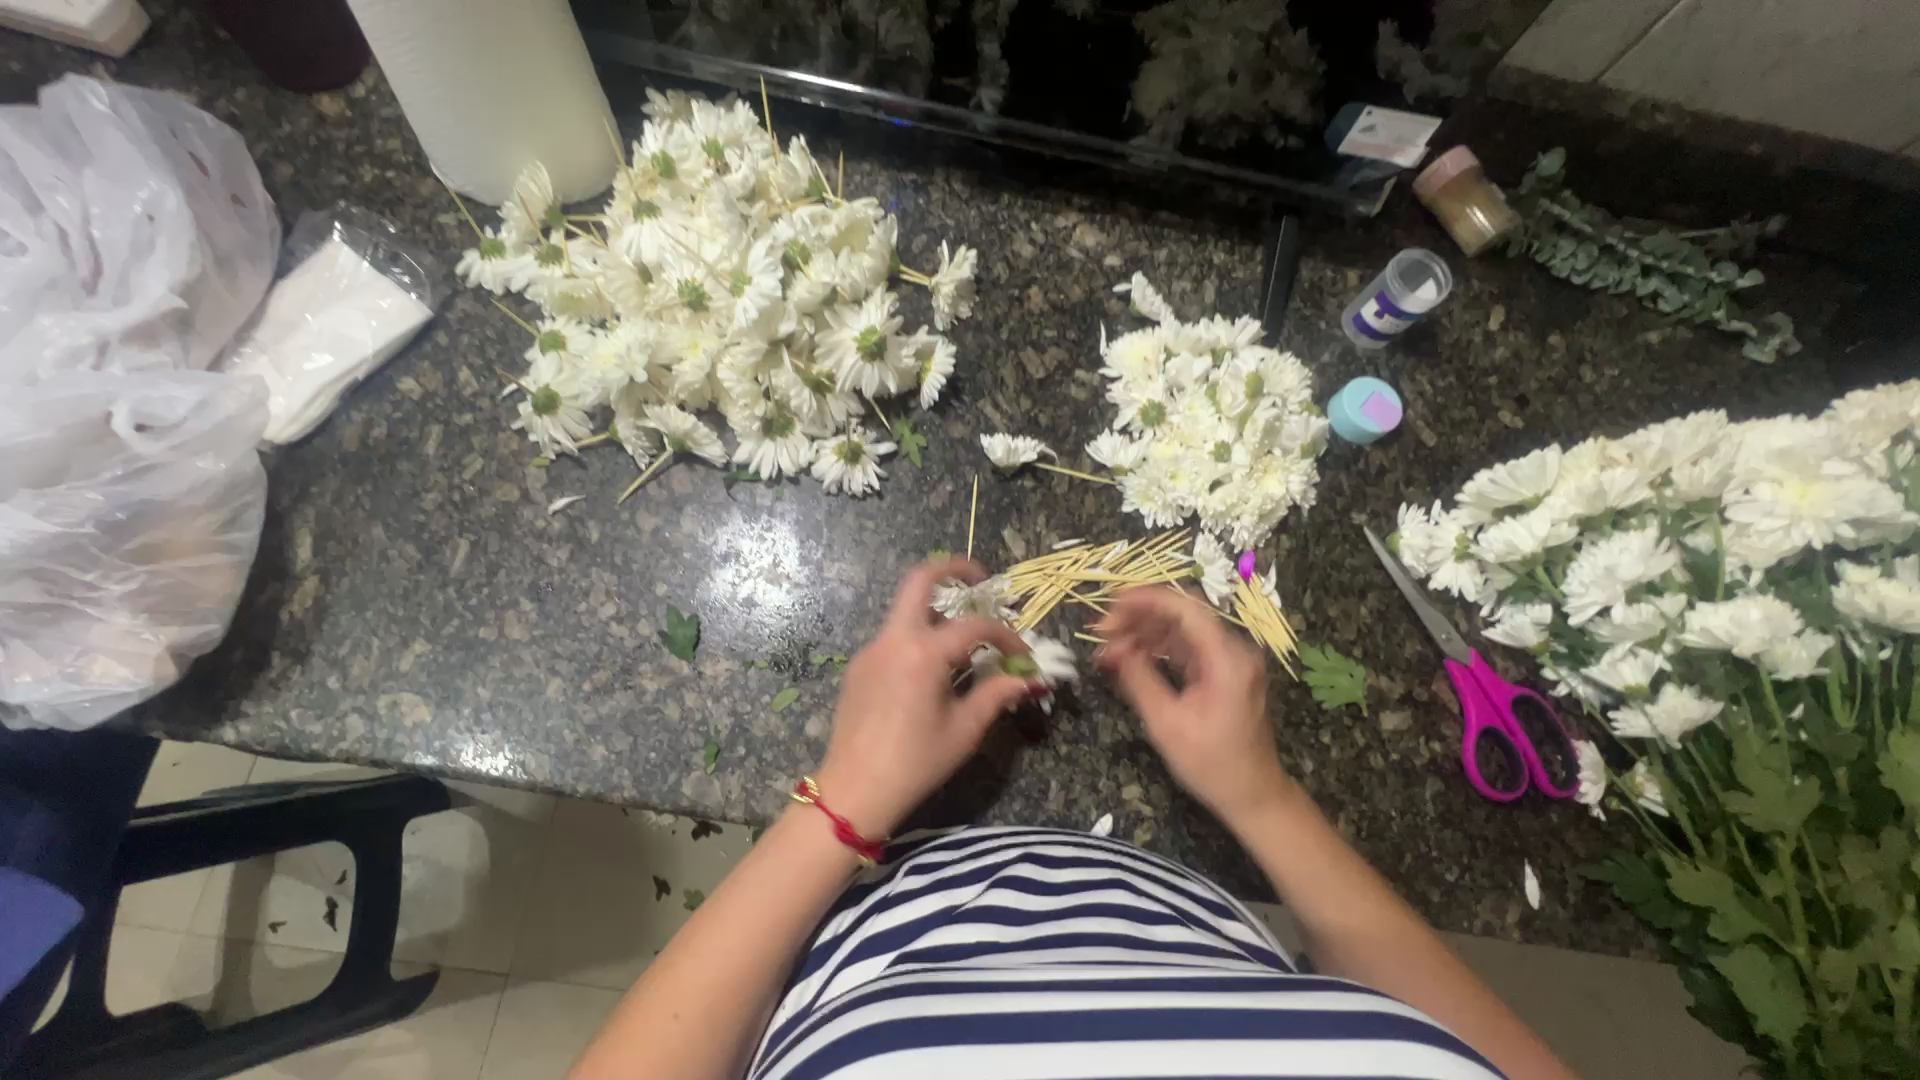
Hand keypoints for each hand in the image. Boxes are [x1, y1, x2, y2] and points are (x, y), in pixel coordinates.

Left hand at [813, 556, 1036, 836]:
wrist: (854, 791)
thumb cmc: (915, 762)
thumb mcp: (964, 730)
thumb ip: (998, 694)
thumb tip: (1031, 679)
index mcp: (923, 653)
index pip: (976, 626)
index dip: (1007, 638)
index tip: (1023, 658)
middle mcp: (893, 639)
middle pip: (920, 579)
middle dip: (953, 569)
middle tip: (981, 579)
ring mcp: (871, 650)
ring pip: (905, 610)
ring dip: (936, 612)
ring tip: (963, 643)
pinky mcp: (858, 667)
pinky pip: (893, 638)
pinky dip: (918, 640)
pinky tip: (932, 673)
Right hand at [1096, 587, 1291, 829]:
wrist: (1252, 795)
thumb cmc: (1211, 765)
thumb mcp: (1167, 723)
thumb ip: (1137, 678)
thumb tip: (1110, 648)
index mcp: (1227, 658)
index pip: (1184, 607)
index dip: (1144, 600)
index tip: (1109, 608)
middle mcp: (1233, 650)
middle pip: (1181, 614)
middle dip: (1139, 617)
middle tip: (1102, 632)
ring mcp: (1230, 660)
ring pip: (1181, 629)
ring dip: (1144, 632)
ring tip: (1109, 648)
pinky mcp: (1222, 672)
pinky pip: (1186, 648)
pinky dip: (1158, 649)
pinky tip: (1130, 658)